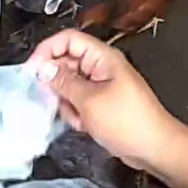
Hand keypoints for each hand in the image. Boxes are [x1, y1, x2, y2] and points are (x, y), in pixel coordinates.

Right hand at [27, 29, 187, 176]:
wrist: (154, 148)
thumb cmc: (126, 121)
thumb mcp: (89, 100)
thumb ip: (63, 82)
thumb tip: (42, 68)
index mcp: (102, 57)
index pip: (68, 39)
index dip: (47, 50)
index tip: (32, 71)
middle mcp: (101, 67)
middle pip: (66, 62)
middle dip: (56, 82)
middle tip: (52, 100)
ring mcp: (101, 85)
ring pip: (69, 84)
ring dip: (67, 101)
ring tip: (77, 117)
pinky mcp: (101, 103)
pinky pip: (78, 100)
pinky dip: (76, 112)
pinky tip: (84, 125)